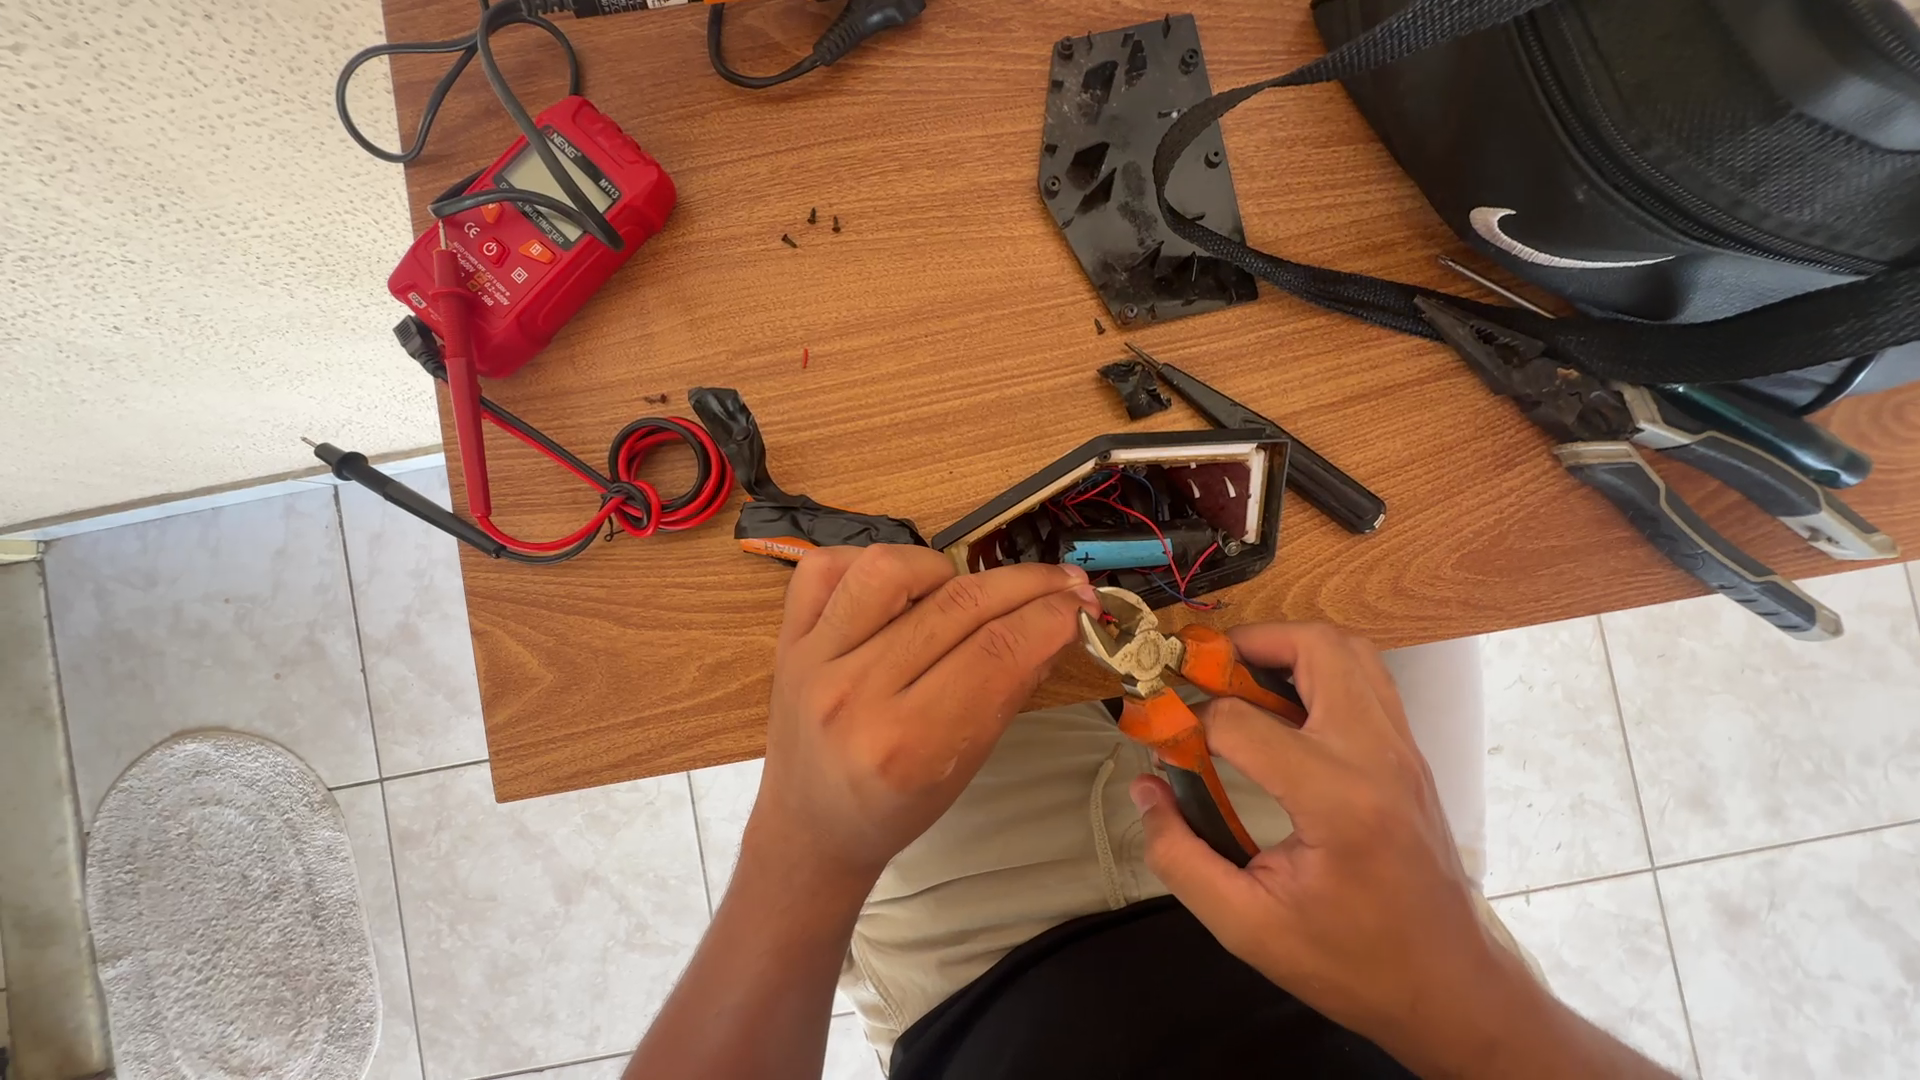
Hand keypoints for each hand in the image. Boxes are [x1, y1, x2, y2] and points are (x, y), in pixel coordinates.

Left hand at [743, 545, 1099, 888]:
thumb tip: (1058, 623)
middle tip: (1063, 582)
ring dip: (945, 570)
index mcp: (908, 746)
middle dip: (1028, 584)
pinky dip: (872, 564)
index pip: (997, 652)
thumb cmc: (895, 808)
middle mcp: (856, 695)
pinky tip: (900, 589)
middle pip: (959, 605)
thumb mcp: (966, 766)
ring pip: (890, 568)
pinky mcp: (787, 638)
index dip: (1052, 617)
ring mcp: (813, 660)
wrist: (809, 826)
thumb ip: (1010, 690)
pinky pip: (828, 566)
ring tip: (962, 595)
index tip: (1083, 604)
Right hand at [1130, 623, 1526, 1062]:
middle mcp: (1378, 756)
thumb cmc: (1351, 963)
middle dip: (1247, 643)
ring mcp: (1402, 749)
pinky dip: (1315, 669)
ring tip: (1239, 679)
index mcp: (1338, 801)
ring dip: (1286, 647)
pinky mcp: (1408, 753)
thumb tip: (1145, 789)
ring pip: (1348, 649)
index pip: (1243, 723)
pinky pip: (1363, 677)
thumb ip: (1178, 855)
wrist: (1451, 988)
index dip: (1189, 723)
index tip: (1165, 743)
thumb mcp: (1246, 925)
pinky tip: (1280, 707)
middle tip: (1203, 671)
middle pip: (1316, 647)